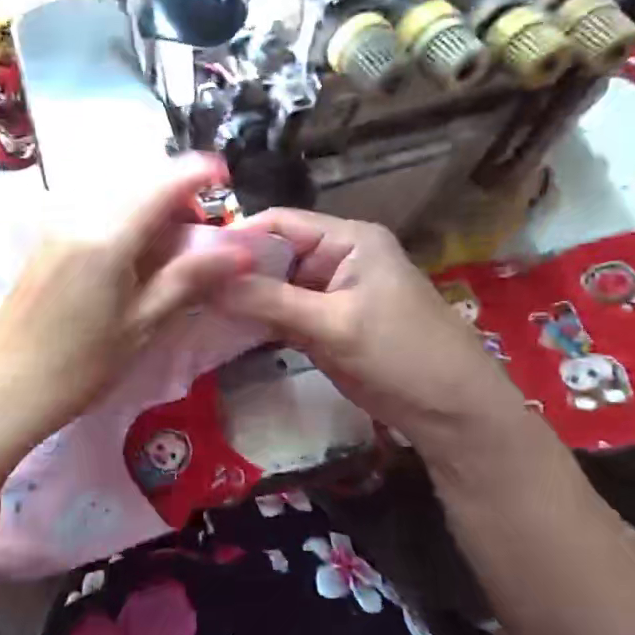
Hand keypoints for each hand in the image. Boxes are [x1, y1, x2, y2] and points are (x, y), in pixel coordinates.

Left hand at [0, 155, 252, 534]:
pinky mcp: (43, 245)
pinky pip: (94, 216)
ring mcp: (54, 228)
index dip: (200, 173)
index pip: (163, 182)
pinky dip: (123, 226)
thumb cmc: (79, 366)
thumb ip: (188, 279)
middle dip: (176, 199)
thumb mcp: (141, 324)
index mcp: (106, 234)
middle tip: (200, 240)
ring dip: (149, 214)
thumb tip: (243, 251)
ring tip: (168, 256)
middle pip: (139, 185)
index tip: (227, 180)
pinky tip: (130, 262)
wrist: (3, 391)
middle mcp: (77, 215)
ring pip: (116, 200)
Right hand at [217, 208, 523, 447]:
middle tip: (185, 290)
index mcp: (348, 240)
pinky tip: (223, 330)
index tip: (189, 259)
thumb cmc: (401, 354)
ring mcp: (329, 294)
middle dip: (234, 272)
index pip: (279, 223)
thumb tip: (207, 281)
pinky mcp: (325, 325)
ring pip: (274, 287)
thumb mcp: (333, 325)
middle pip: (273, 254)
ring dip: (243, 300)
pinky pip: (282, 314)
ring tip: (195, 309)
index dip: (236, 238)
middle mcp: (336, 258)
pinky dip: (258, 322)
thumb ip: (270, 301)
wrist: (449, 411)